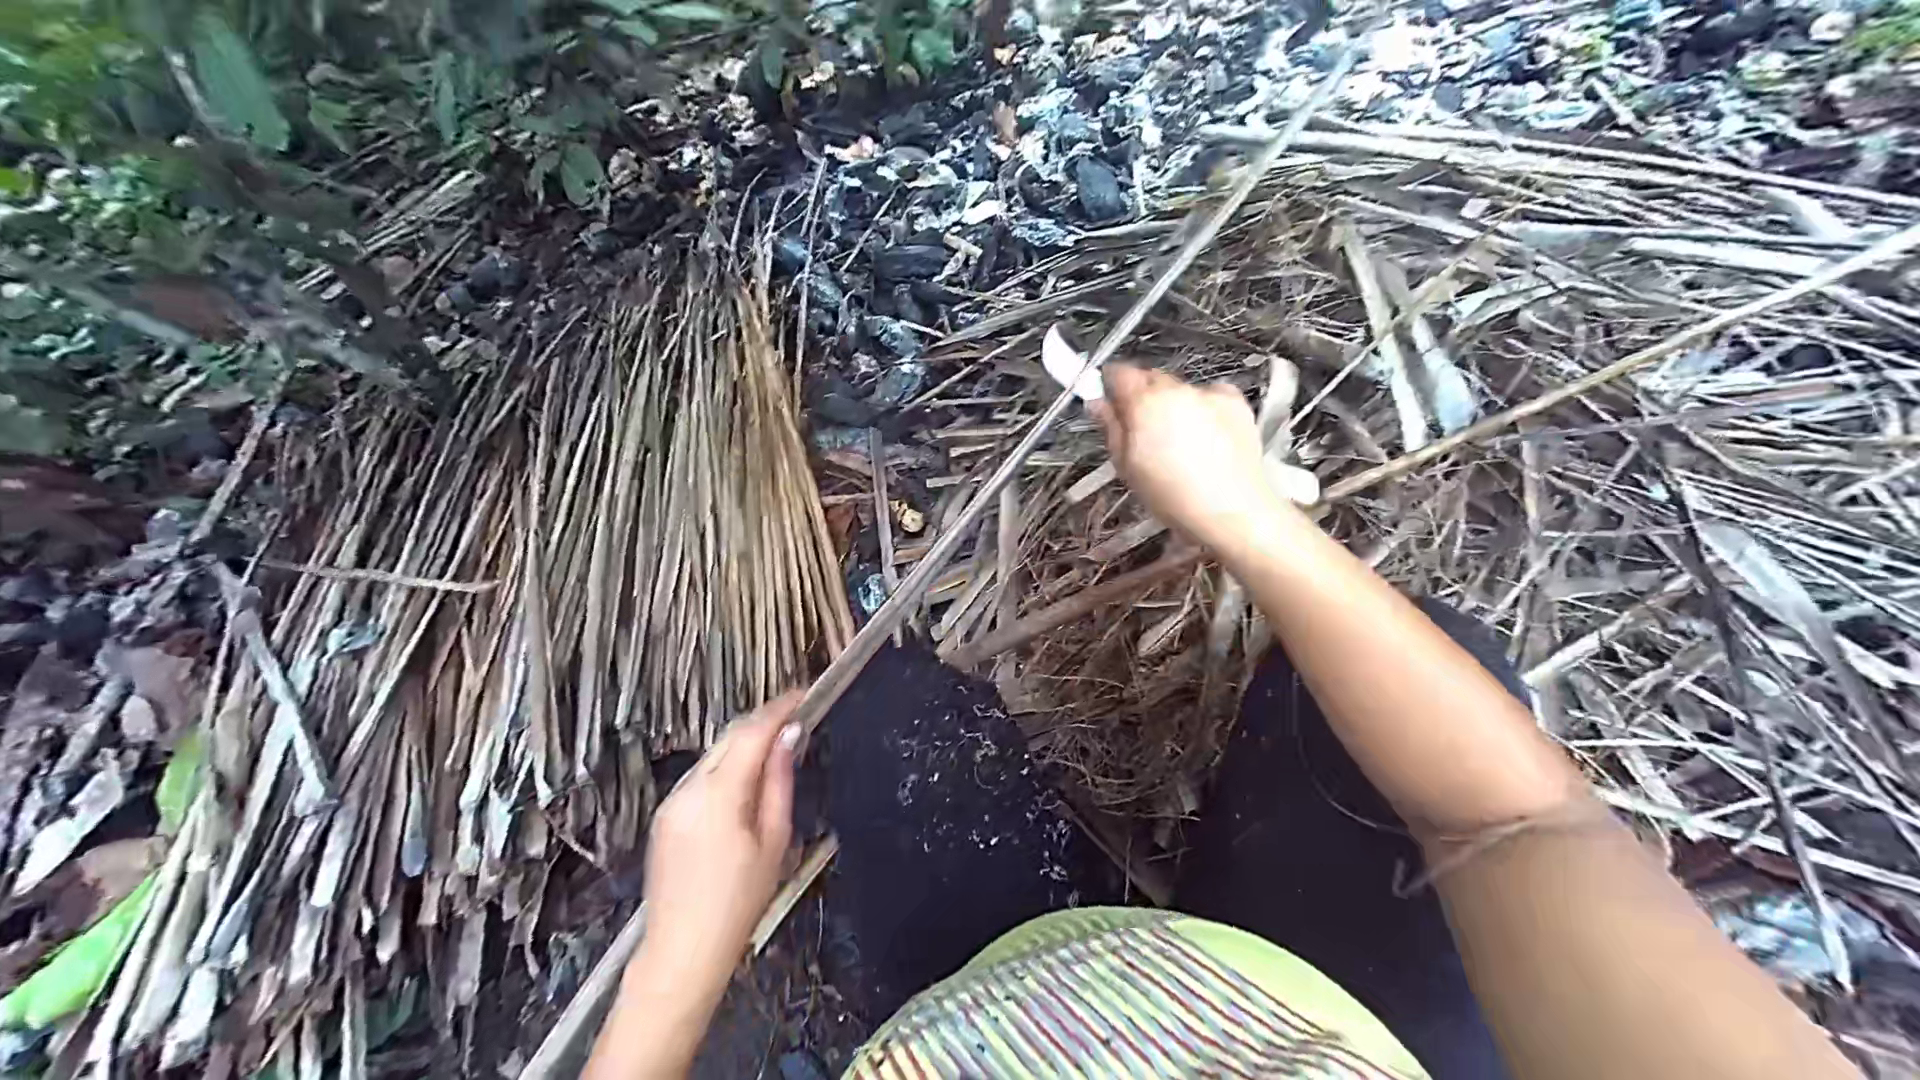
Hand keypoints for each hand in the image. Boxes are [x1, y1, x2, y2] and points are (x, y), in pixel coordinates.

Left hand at [633, 692, 799, 991]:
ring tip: (778, 747)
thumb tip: (789, 737)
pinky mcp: (665, 815)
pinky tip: (747, 779)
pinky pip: (701, 776)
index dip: (779, 709)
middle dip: (763, 721)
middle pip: (729, 736)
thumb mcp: (774, 840)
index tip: (803, 695)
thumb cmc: (739, 902)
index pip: (751, 732)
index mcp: (718, 794)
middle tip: (796, 717)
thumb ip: (779, 782)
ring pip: (714, 754)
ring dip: (745, 742)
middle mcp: (688, 788)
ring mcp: (672, 801)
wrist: (681, 953)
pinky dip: (727, 765)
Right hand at [1092, 363, 1297, 552]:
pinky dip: (1203, 409)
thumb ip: (1111, 428)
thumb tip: (1099, 404)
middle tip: (1142, 430)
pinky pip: (1210, 396)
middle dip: (1142, 397)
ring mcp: (1209, 394)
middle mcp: (1177, 390)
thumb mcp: (1127, 467)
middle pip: (1151, 379)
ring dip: (1173, 405)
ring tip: (1178, 440)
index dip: (1110, 386)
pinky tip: (1205, 437)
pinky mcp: (1235, 403)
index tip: (1110, 403)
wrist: (1231, 510)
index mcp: (1144, 403)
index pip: (1119, 373)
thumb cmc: (1172, 497)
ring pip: (1180, 389)